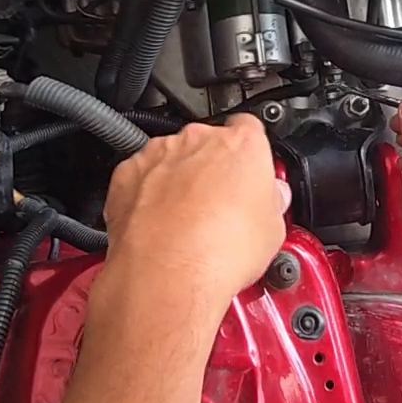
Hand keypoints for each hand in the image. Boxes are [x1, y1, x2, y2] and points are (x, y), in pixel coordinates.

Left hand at [100, 115, 289, 317]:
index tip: (250, 173)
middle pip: (210, 144)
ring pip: (173, 158)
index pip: (251, 129)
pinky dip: (146, 193)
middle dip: (213, 168)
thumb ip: (272, 201)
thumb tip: (272, 201)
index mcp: (243, 144)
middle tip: (221, 207)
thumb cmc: (219, 251)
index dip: (251, 154)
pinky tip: (158, 224)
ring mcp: (161, 154)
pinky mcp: (129, 173)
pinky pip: (141, 176)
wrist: (168, 273)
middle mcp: (199, 140)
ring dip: (179, 180)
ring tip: (187, 223)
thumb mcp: (273, 230)